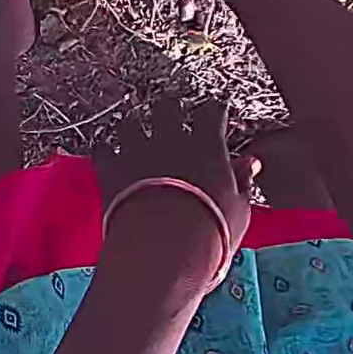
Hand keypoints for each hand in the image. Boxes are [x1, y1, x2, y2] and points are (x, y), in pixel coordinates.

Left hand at [93, 98, 255, 275]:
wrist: (163, 248)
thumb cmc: (209, 234)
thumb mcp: (238, 210)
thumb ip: (242, 181)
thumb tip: (249, 163)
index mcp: (206, 147)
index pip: (212, 112)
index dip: (213, 108)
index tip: (215, 108)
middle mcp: (169, 141)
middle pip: (167, 108)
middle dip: (169, 105)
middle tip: (170, 108)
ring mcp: (136, 152)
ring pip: (130, 123)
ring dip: (133, 124)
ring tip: (134, 125)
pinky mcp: (110, 168)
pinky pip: (102, 148)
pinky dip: (105, 147)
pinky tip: (106, 149)